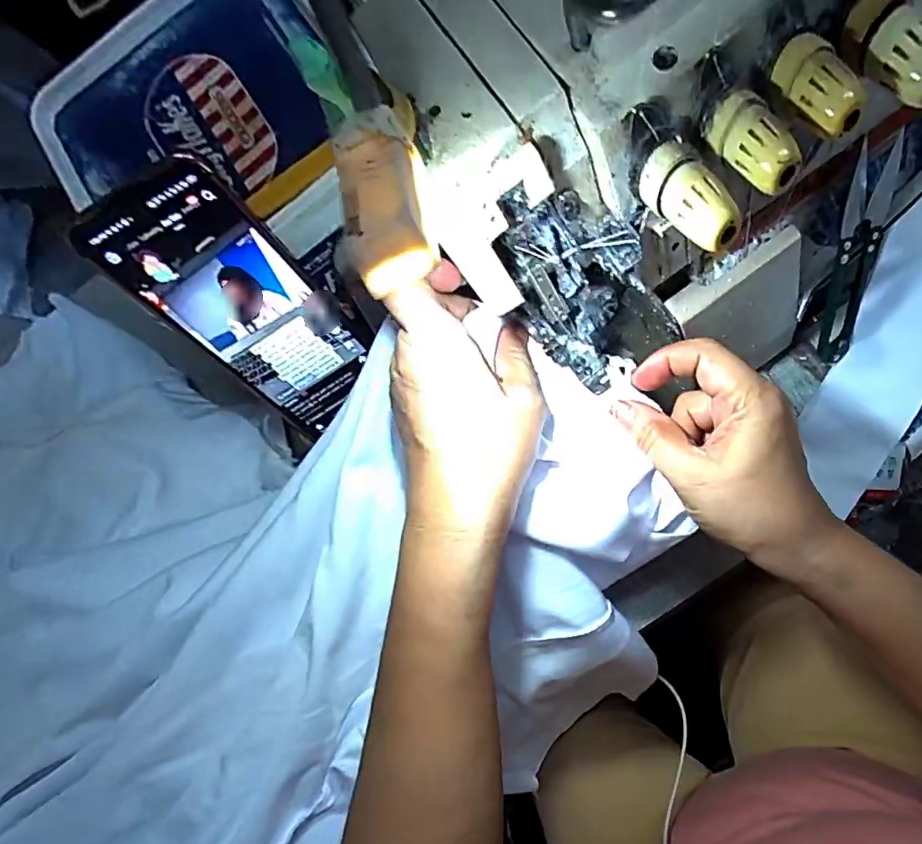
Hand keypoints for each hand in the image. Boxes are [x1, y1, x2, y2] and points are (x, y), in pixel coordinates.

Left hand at [384, 263, 545, 541]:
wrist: (455, 511)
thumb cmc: (488, 458)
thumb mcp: (525, 399)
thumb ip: (517, 351)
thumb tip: (511, 329)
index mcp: (433, 341)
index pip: (396, 273)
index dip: (417, 254)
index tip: (452, 261)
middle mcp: (406, 354)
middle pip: (420, 301)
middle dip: (459, 304)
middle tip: (497, 328)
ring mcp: (401, 378)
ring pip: (423, 332)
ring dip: (456, 335)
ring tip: (493, 365)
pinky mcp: (405, 400)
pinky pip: (423, 360)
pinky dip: (448, 360)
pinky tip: (478, 389)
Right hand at [611, 339, 839, 571]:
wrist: (793, 543)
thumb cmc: (752, 511)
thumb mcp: (691, 475)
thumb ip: (653, 437)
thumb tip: (623, 408)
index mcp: (751, 398)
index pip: (702, 354)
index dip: (664, 363)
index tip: (637, 384)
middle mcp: (759, 399)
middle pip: (698, 391)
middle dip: (680, 426)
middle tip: (686, 462)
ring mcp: (759, 418)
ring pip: (702, 414)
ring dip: (690, 442)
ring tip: (704, 475)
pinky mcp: (756, 436)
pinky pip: (714, 429)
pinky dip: (702, 449)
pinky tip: (711, 476)